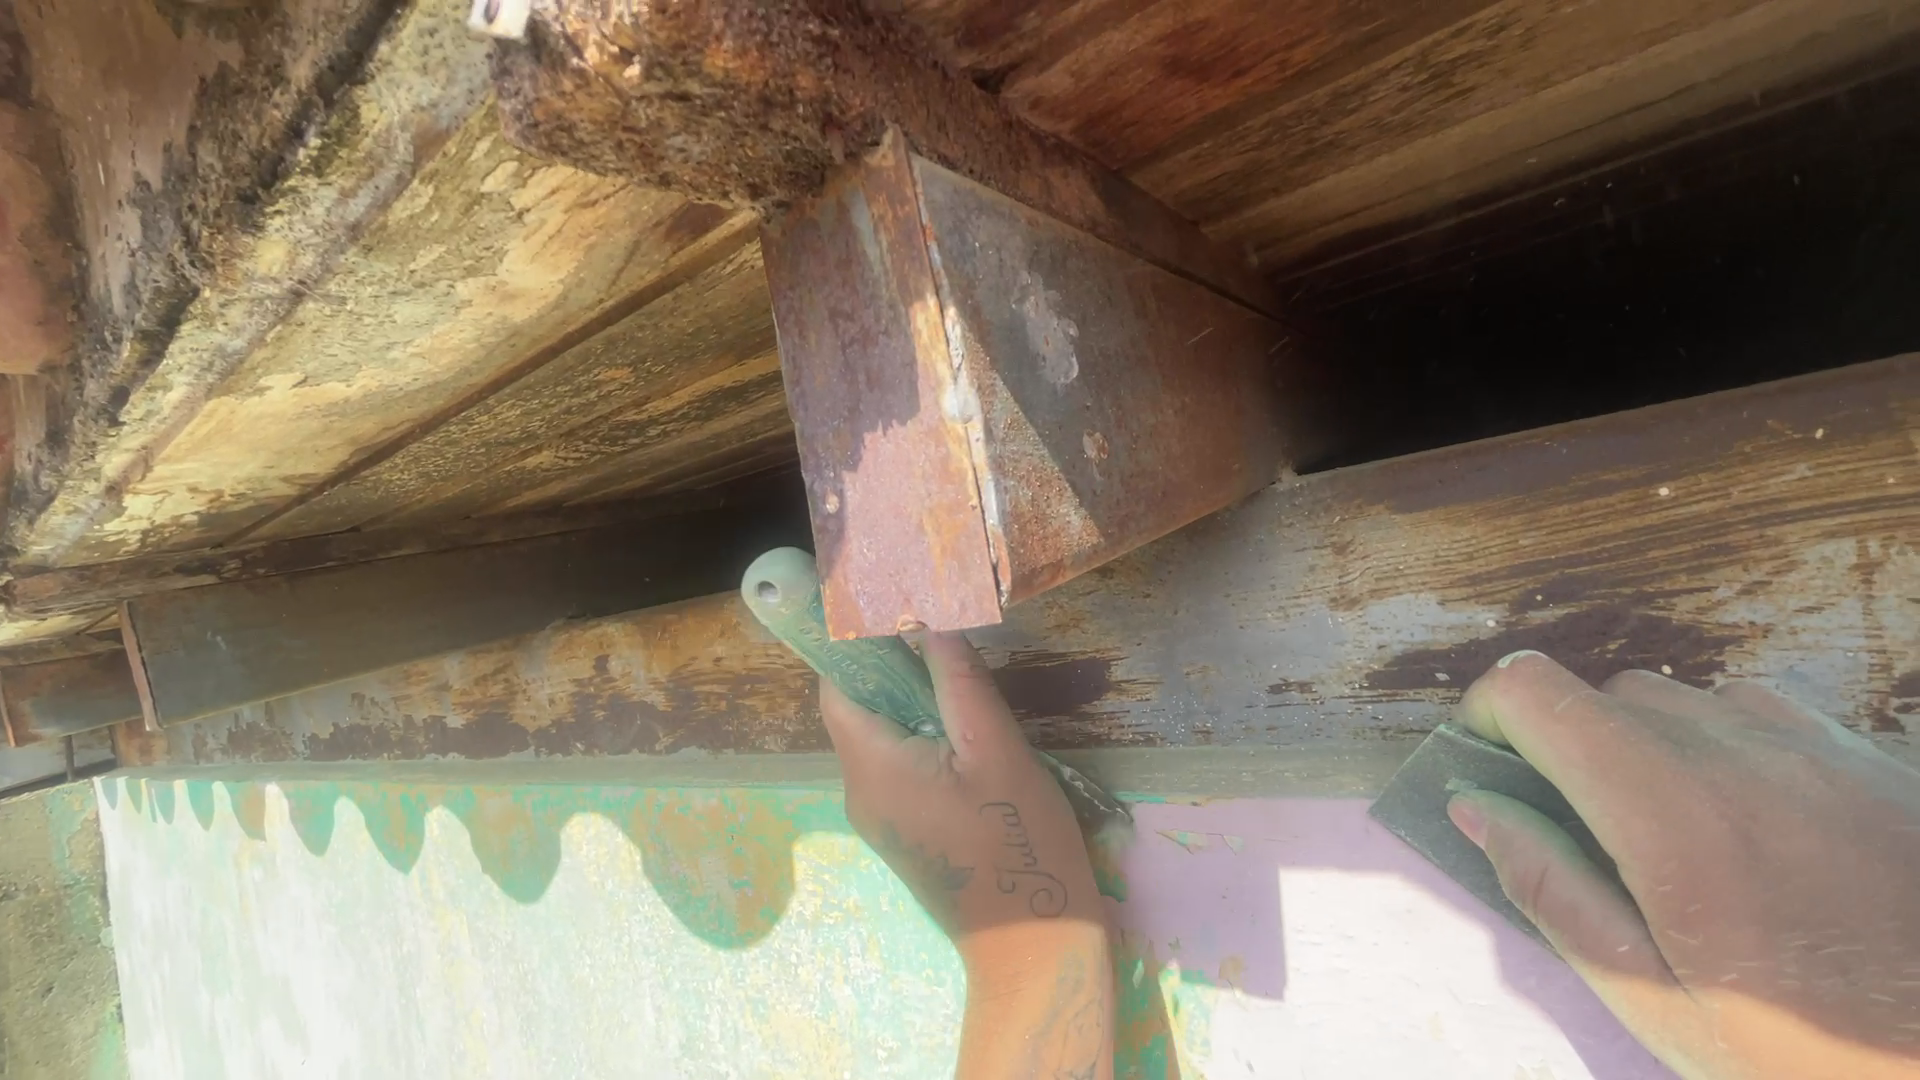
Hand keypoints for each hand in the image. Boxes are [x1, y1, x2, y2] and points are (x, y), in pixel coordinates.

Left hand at [821, 631, 1111, 1078]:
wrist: (1032, 944)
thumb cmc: (1017, 837)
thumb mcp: (995, 746)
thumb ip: (958, 678)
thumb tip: (928, 619)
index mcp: (871, 766)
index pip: (837, 687)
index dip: (858, 646)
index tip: (896, 614)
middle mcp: (859, 791)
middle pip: (858, 711)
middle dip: (895, 674)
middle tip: (948, 652)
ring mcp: (878, 818)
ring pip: (880, 739)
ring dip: (912, 707)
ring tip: (965, 695)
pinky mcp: (901, 832)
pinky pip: (896, 768)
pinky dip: (920, 740)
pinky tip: (966, 742)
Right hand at [1447, 651, 1919, 1079]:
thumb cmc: (1816, 1057)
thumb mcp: (1653, 999)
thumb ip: (1546, 887)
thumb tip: (1471, 804)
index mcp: (1670, 809)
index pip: (1528, 687)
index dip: (1485, 715)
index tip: (1490, 774)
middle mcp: (1741, 751)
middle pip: (1593, 691)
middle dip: (1559, 741)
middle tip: (1580, 824)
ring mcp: (1821, 747)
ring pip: (1671, 696)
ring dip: (1634, 738)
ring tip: (1666, 822)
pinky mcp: (1878, 758)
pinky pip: (1753, 710)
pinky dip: (1714, 741)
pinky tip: (1748, 812)